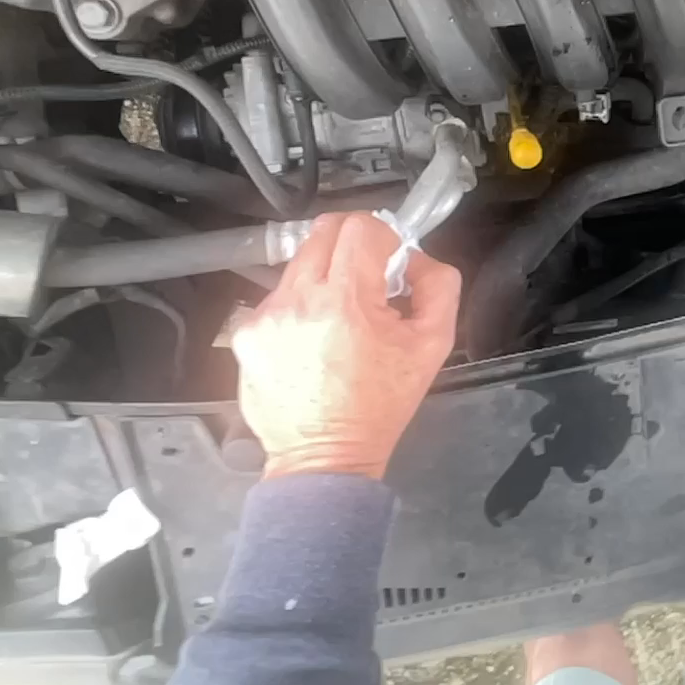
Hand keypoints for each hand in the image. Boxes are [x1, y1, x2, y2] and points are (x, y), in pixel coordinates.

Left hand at [229, 212, 460, 480]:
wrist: (325, 457)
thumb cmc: (384, 401)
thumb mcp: (435, 342)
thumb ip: (438, 284)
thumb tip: (414, 258)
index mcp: (346, 300)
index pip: (360, 227)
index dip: (384, 236)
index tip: (392, 263)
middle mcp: (297, 300)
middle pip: (324, 230)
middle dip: (353, 243)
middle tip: (370, 274)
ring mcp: (264, 317)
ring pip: (300, 261)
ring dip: (326, 273)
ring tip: (343, 314)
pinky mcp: (246, 335)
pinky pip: (280, 296)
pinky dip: (302, 303)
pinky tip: (316, 336)